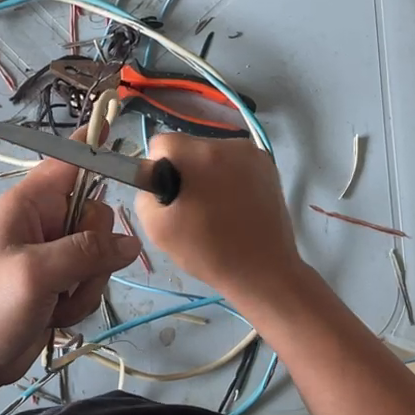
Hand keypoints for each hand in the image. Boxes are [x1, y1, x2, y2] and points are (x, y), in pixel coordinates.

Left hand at [0, 156, 142, 389]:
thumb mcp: (36, 274)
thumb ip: (87, 253)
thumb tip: (132, 244)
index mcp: (27, 205)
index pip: (67, 162)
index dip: (92, 148)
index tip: (119, 137)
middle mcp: (42, 223)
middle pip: (96, 216)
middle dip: (95, 252)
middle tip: (69, 275)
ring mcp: (53, 255)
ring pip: (101, 254)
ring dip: (86, 285)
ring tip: (54, 304)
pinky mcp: (60, 284)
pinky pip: (93, 281)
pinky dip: (81, 301)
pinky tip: (55, 316)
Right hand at [134, 134, 305, 302]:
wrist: (263, 271)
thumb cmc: (208, 252)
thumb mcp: (157, 228)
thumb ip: (145, 194)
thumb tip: (153, 178)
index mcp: (201, 155)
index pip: (161, 142)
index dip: (157, 168)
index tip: (168, 195)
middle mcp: (229, 144)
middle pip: (188, 146)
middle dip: (183, 170)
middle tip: (190, 207)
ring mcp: (253, 153)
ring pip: (211, 154)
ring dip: (205, 173)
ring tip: (214, 209)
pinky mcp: (268, 166)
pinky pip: (233, 162)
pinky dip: (227, 177)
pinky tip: (233, 206)